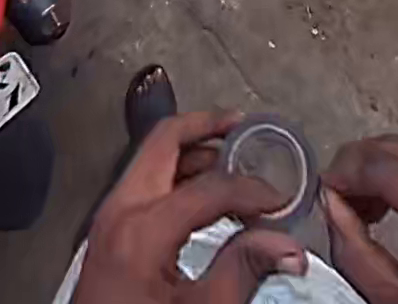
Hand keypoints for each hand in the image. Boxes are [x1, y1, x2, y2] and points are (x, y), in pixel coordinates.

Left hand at [75, 111, 308, 303]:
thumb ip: (244, 270)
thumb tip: (288, 245)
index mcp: (142, 230)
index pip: (209, 187)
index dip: (250, 189)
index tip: (278, 200)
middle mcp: (120, 208)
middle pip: (166, 139)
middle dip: (208, 126)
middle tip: (242, 126)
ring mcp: (109, 216)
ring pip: (154, 155)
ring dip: (193, 148)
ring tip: (231, 158)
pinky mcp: (109, 229)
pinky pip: (146, 179)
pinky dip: (178, 171)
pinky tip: (205, 190)